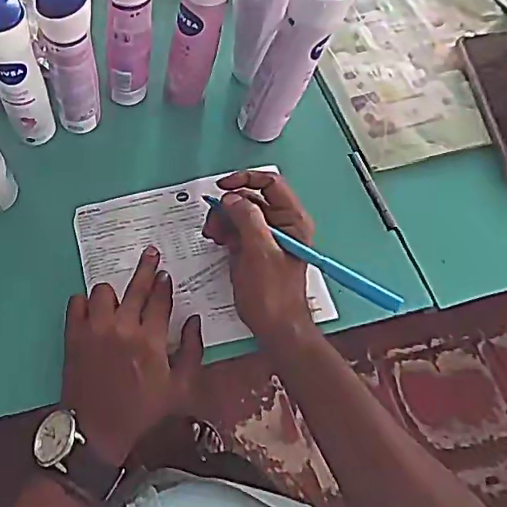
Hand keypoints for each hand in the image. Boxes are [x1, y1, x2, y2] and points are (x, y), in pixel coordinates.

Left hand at [62, 246, 202, 463]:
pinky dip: (85, 303)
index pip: (160, 300)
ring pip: (103, 291)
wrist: (95, 430)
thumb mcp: (179, 389)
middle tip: (151, 253)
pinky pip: (76, 302)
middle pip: (136, 287)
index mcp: (151, 341)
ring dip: (113, 293)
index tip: (166, 275)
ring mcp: (95, 329)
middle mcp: (122, 328)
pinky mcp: (73, 335)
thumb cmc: (141, 410)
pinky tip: (93, 312)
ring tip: (117, 302)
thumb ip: (193, 352)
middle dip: (147, 268)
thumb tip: (195, 321)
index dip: (165, 284)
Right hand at [202, 171, 317, 344]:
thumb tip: (232, 199)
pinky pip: (236, 229)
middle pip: (251, 198)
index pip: (270, 183)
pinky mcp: (254, 248)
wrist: (275, 326)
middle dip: (229, 205)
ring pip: (240, 213)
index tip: (224, 187)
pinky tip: (218, 240)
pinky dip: (224, 231)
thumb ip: (247, 220)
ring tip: (213, 233)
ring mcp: (267, 237)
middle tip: (214, 219)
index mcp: (292, 220)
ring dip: (223, 219)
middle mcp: (282, 224)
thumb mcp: (259, 252)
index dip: (245, 180)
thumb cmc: (274, 295)